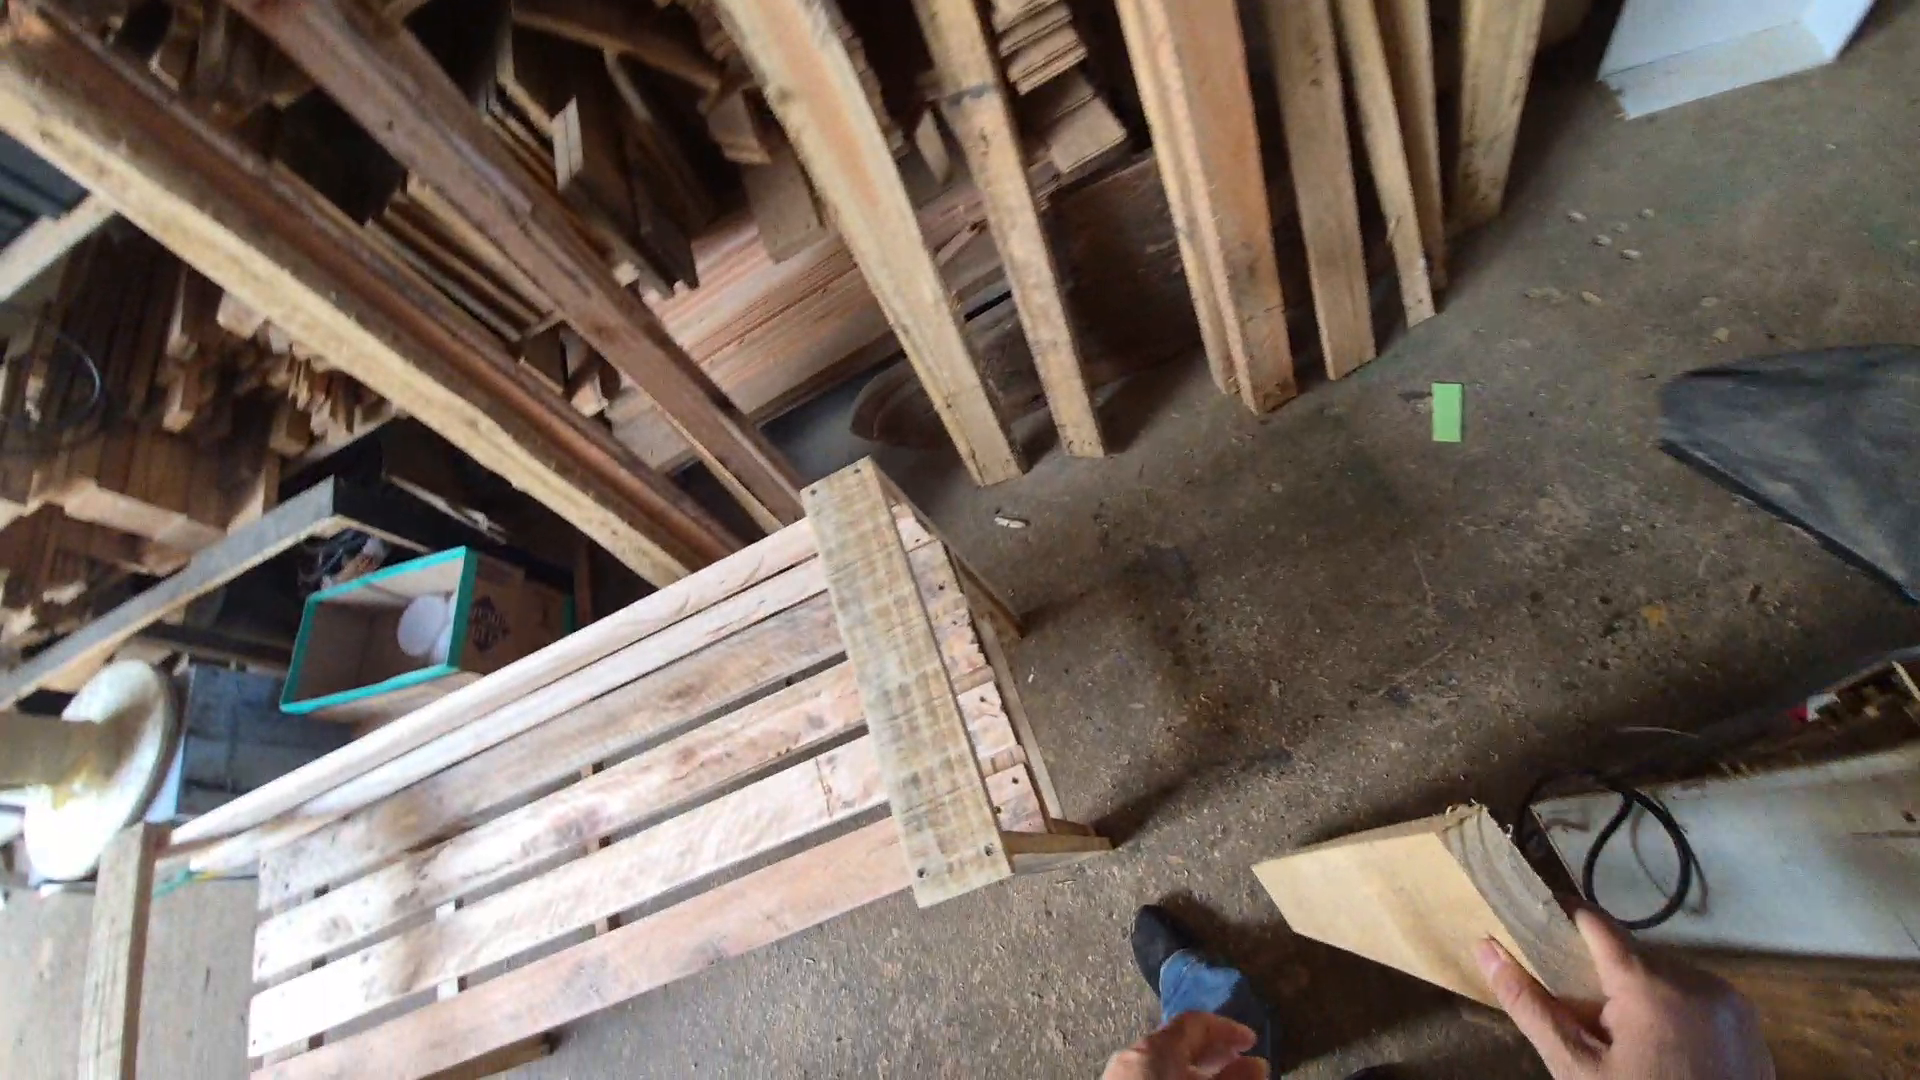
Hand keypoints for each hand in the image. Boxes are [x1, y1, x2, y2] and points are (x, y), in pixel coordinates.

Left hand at [1102, 1012, 1268, 1079]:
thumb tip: (1257, 1068)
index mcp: (1153, 1050)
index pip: (1192, 1024)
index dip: (1225, 1029)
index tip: (1252, 1041)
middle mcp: (1135, 1059)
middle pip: (1180, 1048)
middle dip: (1217, 1058)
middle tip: (1251, 1069)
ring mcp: (1125, 1079)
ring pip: (1169, 1071)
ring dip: (1202, 1078)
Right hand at [1475, 908, 1773, 1079]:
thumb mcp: (1575, 1067)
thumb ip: (1529, 1004)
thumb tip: (1483, 946)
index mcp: (1652, 985)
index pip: (1593, 919)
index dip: (1557, 912)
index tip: (1526, 915)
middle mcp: (1699, 982)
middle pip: (1624, 949)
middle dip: (1593, 968)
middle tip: (1571, 1005)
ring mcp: (1731, 1006)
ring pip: (1656, 970)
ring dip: (1628, 987)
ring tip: (1612, 1032)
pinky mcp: (1749, 1028)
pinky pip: (1689, 995)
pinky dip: (1661, 1006)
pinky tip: (1651, 1045)